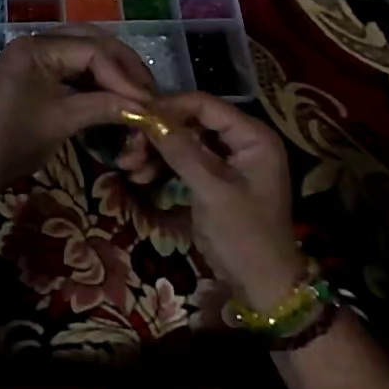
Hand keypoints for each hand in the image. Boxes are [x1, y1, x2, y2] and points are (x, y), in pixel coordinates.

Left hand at [0, 26, 155, 202]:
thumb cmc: (14, 142)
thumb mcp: (63, 122)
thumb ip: (105, 107)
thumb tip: (148, 108)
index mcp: (35, 48)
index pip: (93, 51)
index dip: (124, 76)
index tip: (149, 103)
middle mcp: (37, 42)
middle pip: (93, 42)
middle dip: (124, 67)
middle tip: (150, 94)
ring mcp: (38, 54)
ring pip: (88, 50)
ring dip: (115, 70)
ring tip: (140, 94)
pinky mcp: (40, 70)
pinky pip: (78, 64)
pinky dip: (100, 78)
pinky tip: (120, 95)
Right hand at [128, 92, 302, 304]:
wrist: (261, 284)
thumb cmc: (245, 235)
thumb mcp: (212, 191)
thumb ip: (181, 151)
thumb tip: (148, 117)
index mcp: (252, 136)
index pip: (204, 105)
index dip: (167, 107)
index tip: (133, 118)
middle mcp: (241, 140)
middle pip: (189, 120)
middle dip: (156, 133)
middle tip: (128, 150)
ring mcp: (226, 159)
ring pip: (181, 139)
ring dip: (153, 150)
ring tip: (128, 166)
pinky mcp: (212, 176)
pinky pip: (182, 159)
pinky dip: (161, 165)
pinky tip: (140, 176)